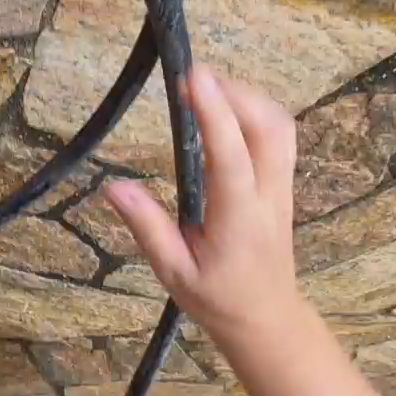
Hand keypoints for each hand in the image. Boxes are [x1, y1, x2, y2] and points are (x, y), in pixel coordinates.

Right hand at [103, 67, 308, 349]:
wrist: (266, 319)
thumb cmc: (216, 298)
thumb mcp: (172, 270)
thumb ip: (147, 226)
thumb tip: (112, 186)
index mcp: (238, 217)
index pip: (229, 156)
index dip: (214, 114)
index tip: (194, 77)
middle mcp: (267, 195)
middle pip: (268, 127)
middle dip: (235, 93)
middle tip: (195, 78)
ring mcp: (281, 188)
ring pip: (280, 127)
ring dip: (249, 98)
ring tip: (209, 88)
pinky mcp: (282, 185)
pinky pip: (279, 136)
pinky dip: (256, 112)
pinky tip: (229, 111)